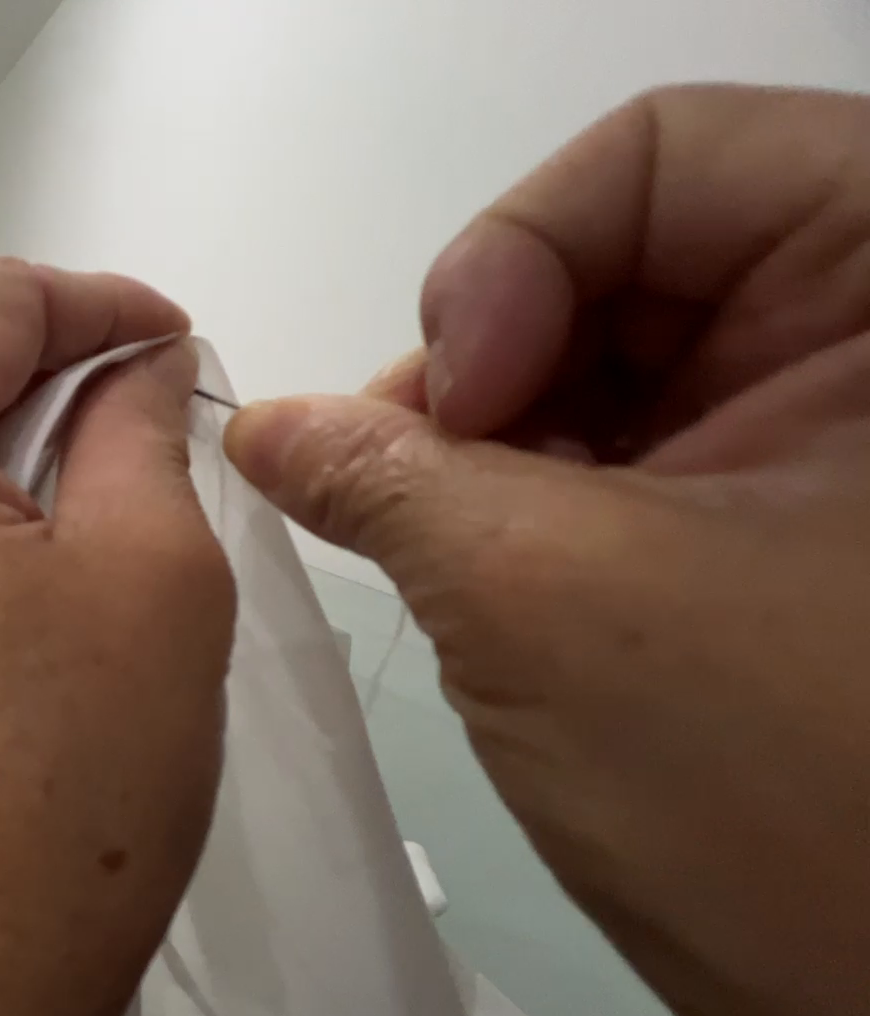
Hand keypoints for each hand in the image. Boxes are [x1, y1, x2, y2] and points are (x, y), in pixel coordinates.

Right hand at [224, 85, 869, 1015]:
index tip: (465, 402)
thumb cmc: (795, 801)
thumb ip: (374, 476)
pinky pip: (585, 440)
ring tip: (427, 533)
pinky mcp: (756, 509)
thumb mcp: (538, 593)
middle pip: (604, 259)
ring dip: (469, 437)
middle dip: (473, 368)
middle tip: (402, 477)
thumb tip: (257, 425)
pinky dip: (495, 483)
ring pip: (577, 357)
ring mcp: (818, 432)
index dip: (519, 263)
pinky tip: (463, 555)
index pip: (661, 160)